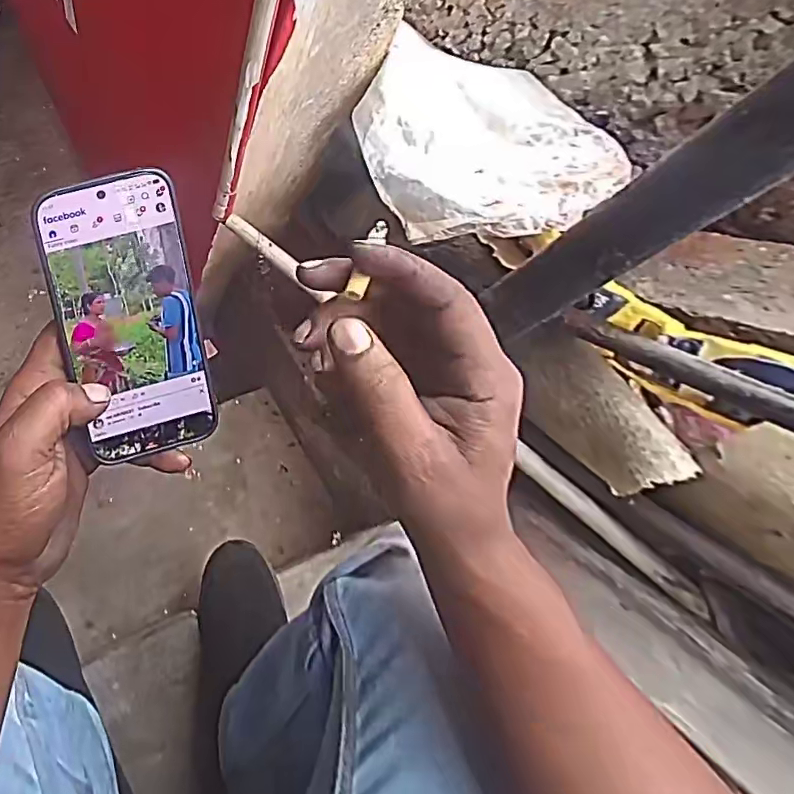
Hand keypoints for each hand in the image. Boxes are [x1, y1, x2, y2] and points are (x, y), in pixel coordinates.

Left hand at [0, 326, 190, 594]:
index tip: (126, 307)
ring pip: (118, 401)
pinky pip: (126, 440)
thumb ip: (54, 407)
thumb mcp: (20, 449)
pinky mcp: (88, 456)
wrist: (8, 564)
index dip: (89, 319)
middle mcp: (53, 404)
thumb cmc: (3, 510)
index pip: (61, 338)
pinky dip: (150, 446)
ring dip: (150, 399)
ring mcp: (73, 430)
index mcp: (32, 393)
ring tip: (183, 395)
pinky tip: (173, 455)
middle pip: (99, 366)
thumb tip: (98, 390)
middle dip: (133, 356)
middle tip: (170, 347)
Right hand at [294, 245, 523, 546]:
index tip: (356, 256)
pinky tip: (322, 359)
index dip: (402, 271)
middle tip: (311, 280)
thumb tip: (346, 330)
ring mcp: (435, 363)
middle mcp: (463, 357)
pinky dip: (341, 343)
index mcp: (485, 373)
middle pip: (410, 298)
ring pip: (385, 314)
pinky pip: (373, 340)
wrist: (453, 537)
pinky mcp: (411, 372)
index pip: (448, 300)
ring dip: (341, 316)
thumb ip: (378, 389)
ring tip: (308, 340)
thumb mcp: (410, 451)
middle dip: (357, 286)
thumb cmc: (447, 505)